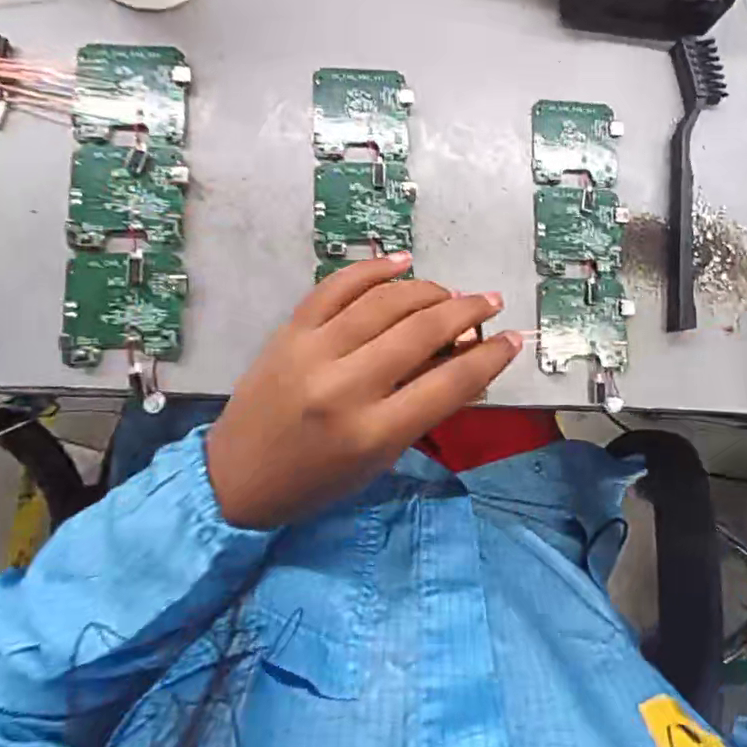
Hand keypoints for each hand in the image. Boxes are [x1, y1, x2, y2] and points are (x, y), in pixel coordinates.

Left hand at [205, 254, 522, 527]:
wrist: (236, 477)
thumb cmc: (313, 482)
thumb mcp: (377, 460)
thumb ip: (420, 411)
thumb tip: (462, 363)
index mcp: (373, 433)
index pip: (448, 384)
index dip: (488, 358)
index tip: (510, 340)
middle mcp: (344, 387)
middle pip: (420, 333)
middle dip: (465, 313)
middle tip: (488, 303)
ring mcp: (312, 353)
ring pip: (382, 303)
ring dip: (426, 290)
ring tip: (450, 291)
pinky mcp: (288, 333)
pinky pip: (335, 288)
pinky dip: (371, 271)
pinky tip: (400, 263)